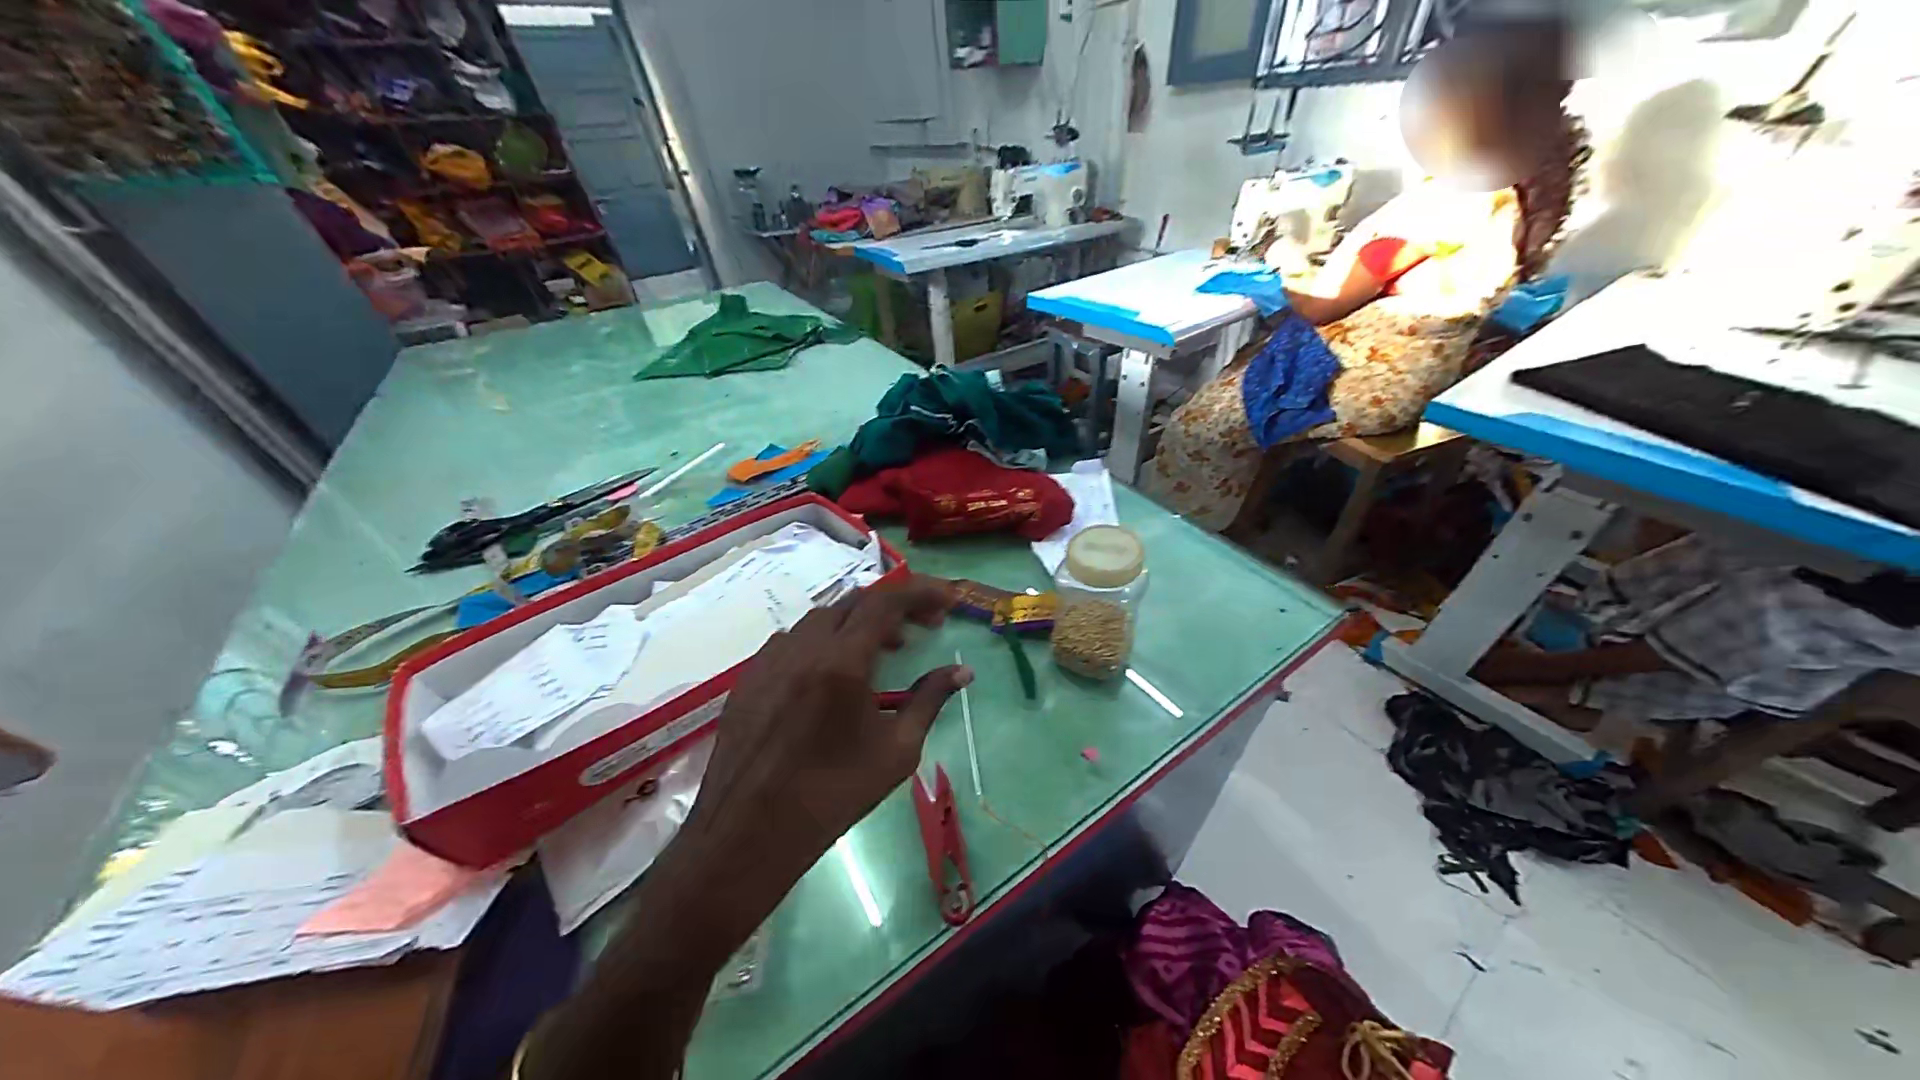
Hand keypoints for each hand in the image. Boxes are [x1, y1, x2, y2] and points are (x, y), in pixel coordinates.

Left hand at [686, 574, 972, 882]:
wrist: (750, 833)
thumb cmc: (833, 795)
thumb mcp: (896, 751)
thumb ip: (929, 700)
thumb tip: (962, 673)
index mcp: (841, 661)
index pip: (886, 602)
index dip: (922, 592)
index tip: (948, 599)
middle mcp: (802, 648)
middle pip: (853, 603)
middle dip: (893, 607)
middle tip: (922, 629)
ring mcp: (769, 660)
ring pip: (820, 620)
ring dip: (857, 624)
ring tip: (881, 651)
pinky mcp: (748, 679)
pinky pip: (791, 641)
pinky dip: (823, 642)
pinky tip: (832, 674)